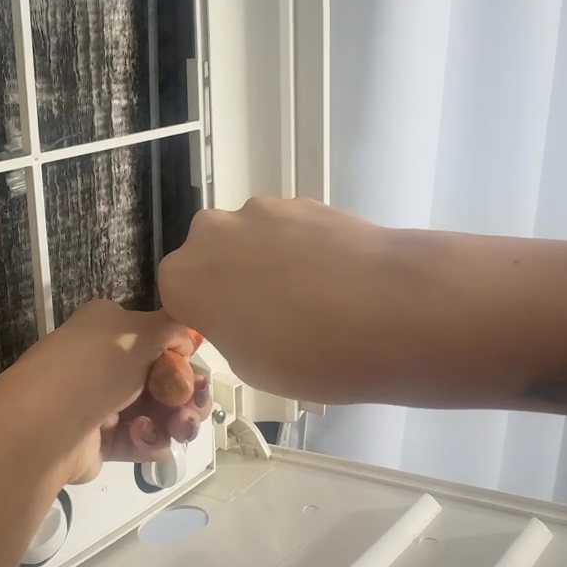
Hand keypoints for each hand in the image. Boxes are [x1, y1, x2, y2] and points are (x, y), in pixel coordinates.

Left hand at [0, 301, 211, 487]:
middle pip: (163, 379)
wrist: (46, 425)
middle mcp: (104, 361)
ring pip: (158, 412)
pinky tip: (140, 436)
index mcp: (109, 326)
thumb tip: (186, 336)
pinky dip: (149, 440)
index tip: (192, 368)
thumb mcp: (140, 331)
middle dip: (187, 394)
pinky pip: (141, 440)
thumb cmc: (95, 366)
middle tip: (192, 406)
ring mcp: (102, 403)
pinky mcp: (101, 442)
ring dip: (175, 420)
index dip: (181, 355)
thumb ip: (172, 327)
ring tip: (178, 427)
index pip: (157, 338)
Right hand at [159, 197, 455, 403]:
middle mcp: (210, 233)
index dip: (204, 315)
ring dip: (267, 261)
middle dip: (230, 279)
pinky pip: (289, 228)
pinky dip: (302, 248)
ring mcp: (258, 210)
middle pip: (209, 256)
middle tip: (270, 316)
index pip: (177, 294)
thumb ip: (229, 331)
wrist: (389, 310)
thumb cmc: (307, 355)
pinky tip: (337, 279)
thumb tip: (243, 316)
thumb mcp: (250, 366)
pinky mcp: (303, 200)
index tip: (231, 333)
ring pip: (249, 238)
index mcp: (182, 278)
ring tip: (313, 298)